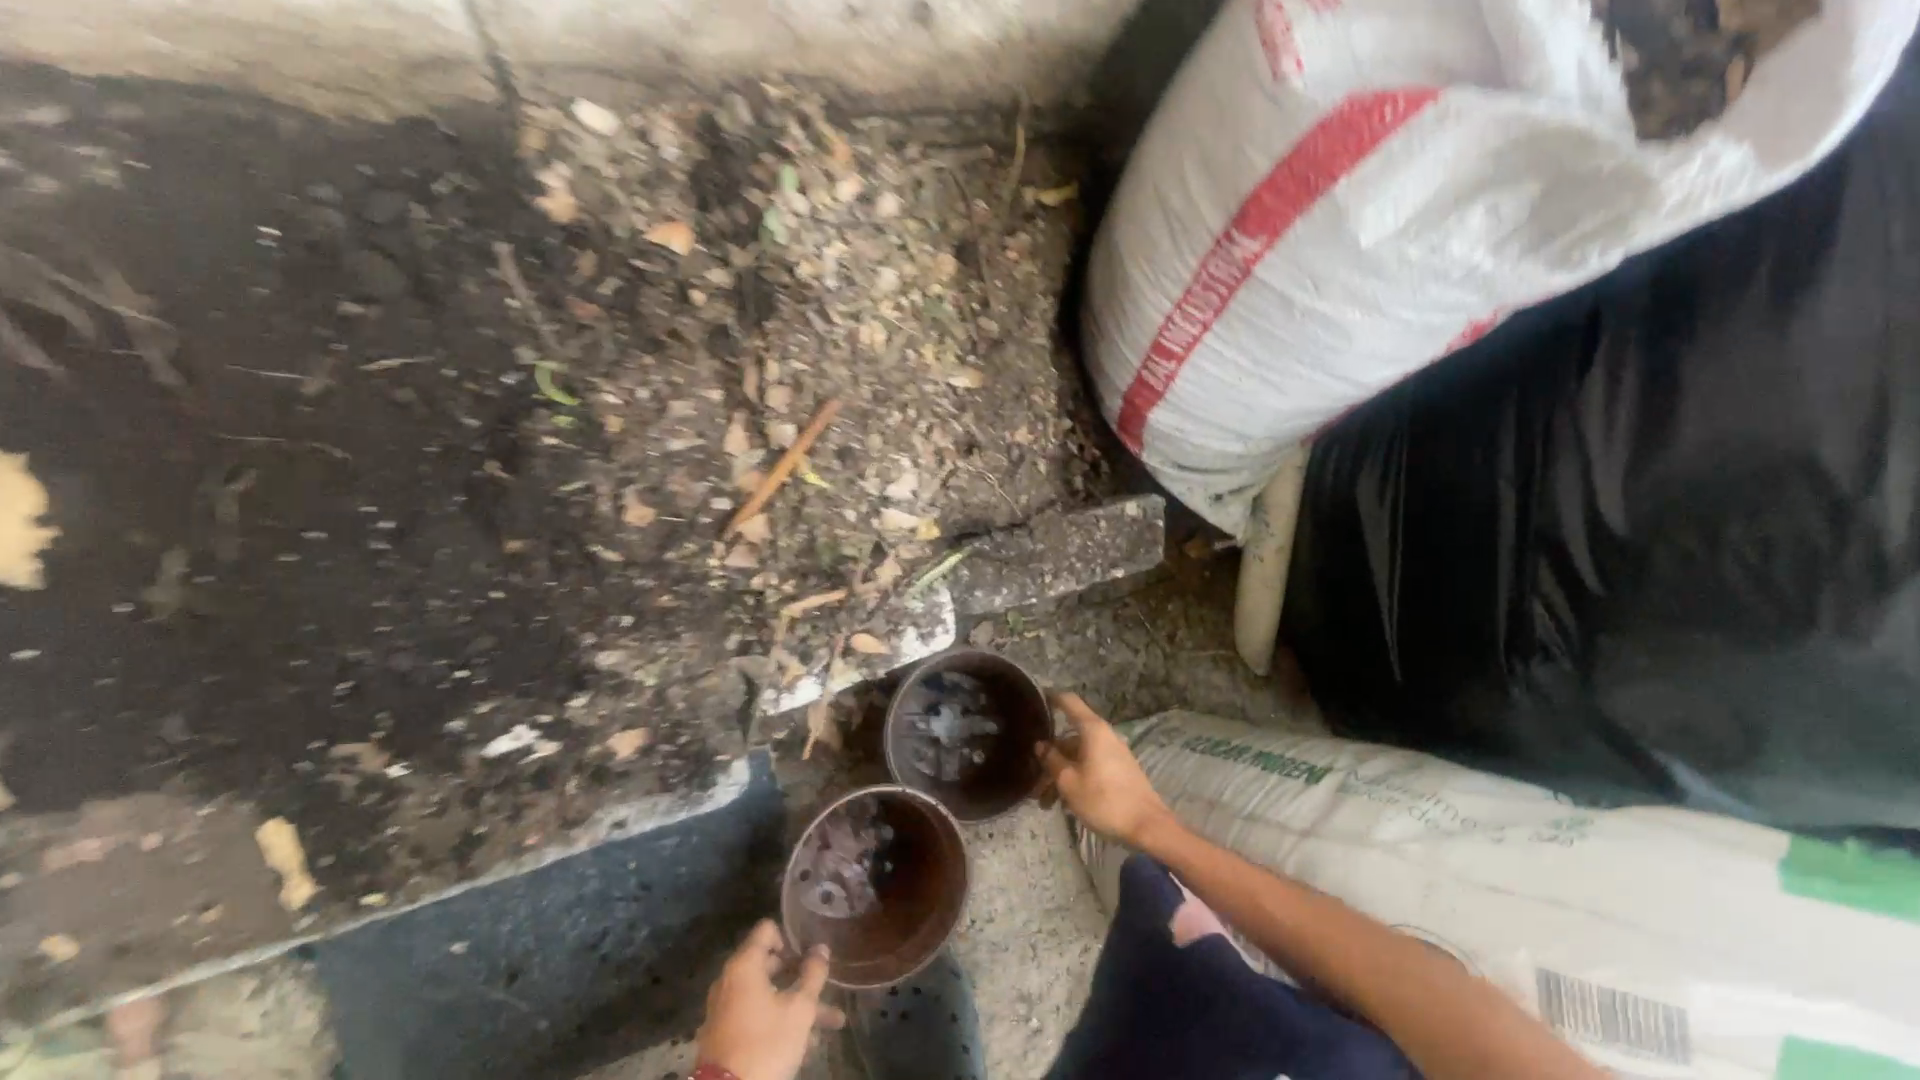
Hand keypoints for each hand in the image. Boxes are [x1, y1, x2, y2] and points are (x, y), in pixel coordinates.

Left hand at [696, 920, 844, 1079]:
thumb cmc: (766, 1043)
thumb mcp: (799, 1009)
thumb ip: (813, 975)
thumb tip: (821, 948)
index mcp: (744, 966)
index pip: (767, 929)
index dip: (791, 937)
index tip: (809, 956)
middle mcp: (729, 981)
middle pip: (769, 965)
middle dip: (800, 978)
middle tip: (824, 989)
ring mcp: (724, 1008)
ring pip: (767, 996)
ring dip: (796, 1006)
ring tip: (829, 1025)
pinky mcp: (723, 1034)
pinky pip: (755, 1017)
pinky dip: (777, 1022)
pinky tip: (804, 1044)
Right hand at [1036, 692, 1176, 849]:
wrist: (1147, 826)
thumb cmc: (1104, 800)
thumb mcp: (1069, 781)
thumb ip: (1052, 760)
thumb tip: (1041, 745)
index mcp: (1092, 730)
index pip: (1069, 702)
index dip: (1051, 698)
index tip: (1034, 700)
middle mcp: (1104, 736)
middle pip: (1070, 739)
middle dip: (1049, 759)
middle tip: (1032, 783)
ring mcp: (1113, 754)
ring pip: (1078, 757)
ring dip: (1060, 775)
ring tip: (1045, 803)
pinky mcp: (1119, 771)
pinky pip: (1090, 767)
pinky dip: (1075, 779)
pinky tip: (1064, 803)